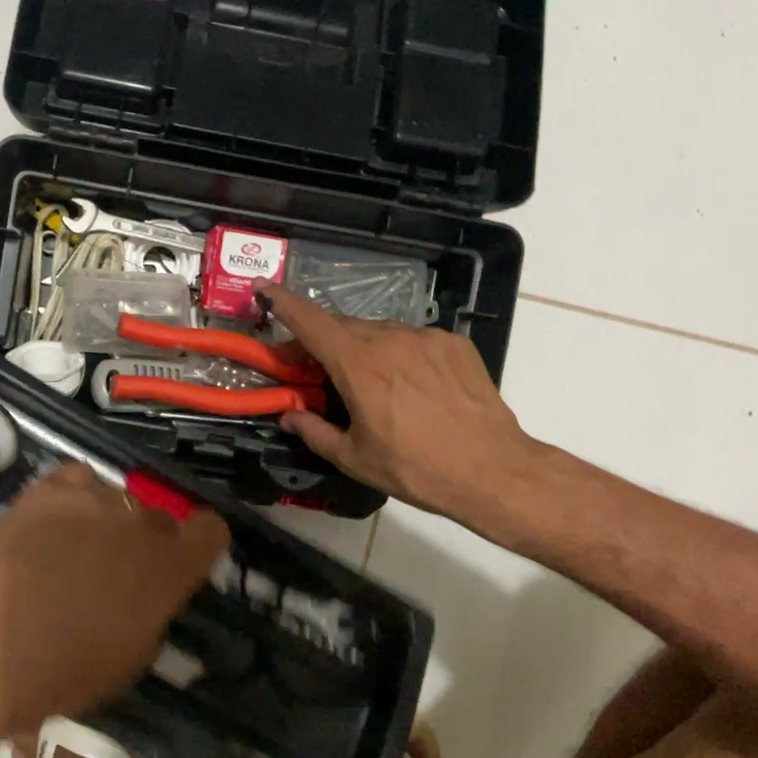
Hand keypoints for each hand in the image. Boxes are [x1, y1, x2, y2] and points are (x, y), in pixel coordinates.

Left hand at [0, 465, 229, 736]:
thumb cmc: (60, 672)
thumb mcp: (128, 660)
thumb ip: (151, 614)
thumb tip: (145, 598)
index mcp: (168, 567)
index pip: (211, 531)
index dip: (201, 545)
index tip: (186, 562)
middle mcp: (137, 523)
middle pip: (160, 517)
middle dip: (148, 542)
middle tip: (119, 574)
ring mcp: (89, 500)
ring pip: (117, 500)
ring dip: (108, 522)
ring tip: (77, 551)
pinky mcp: (44, 491)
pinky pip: (76, 481)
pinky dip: (74, 499)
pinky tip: (56, 525)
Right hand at [256, 281, 548, 526]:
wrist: (493, 470)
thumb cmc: (416, 469)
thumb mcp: (355, 458)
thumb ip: (314, 432)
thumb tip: (289, 417)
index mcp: (358, 365)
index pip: (311, 322)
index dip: (283, 302)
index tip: (264, 288)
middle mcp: (390, 339)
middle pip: (343, 328)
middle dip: (322, 341)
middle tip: (312, 368)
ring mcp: (427, 338)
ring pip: (380, 333)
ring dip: (362, 350)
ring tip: (368, 384)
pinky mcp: (455, 344)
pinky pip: (415, 341)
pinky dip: (400, 355)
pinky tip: (410, 387)